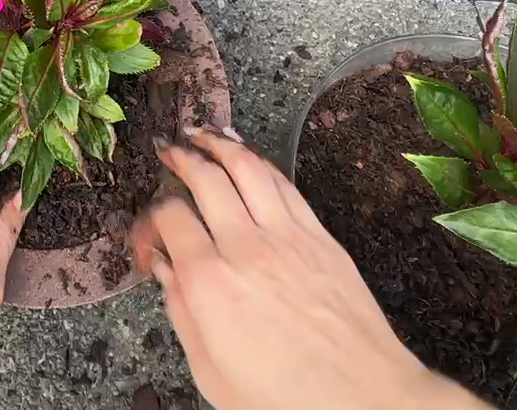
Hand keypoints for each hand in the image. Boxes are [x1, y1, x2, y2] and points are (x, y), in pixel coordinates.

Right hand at [131, 128, 487, 409]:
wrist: (367, 403)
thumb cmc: (285, 399)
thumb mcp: (213, 374)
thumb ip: (181, 314)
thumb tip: (163, 269)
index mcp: (210, 282)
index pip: (169, 218)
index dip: (151, 216)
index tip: (149, 229)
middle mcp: (243, 247)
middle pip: (204, 178)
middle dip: (179, 157)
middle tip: (167, 149)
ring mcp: (284, 236)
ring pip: (244, 167)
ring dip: (217, 143)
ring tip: (201, 134)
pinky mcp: (318, 236)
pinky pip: (283, 183)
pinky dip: (258, 160)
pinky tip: (246, 153)